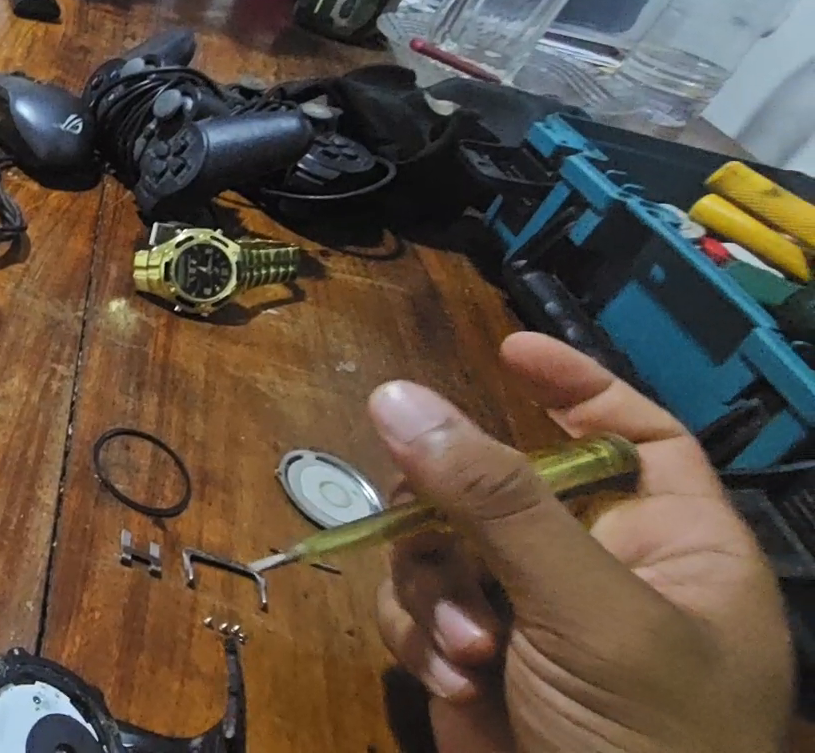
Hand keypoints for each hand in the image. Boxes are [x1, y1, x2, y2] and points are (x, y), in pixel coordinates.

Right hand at [372, 332, 792, 752]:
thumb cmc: (655, 743)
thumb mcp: (587, 612)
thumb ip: (495, 501)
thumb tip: (396, 394)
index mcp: (666, 546)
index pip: (633, 436)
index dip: (577, 387)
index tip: (504, 349)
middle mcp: (589, 563)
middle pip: (489, 477)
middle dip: (449, 511)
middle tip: (428, 528)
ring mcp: (520, 603)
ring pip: (430, 537)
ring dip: (433, 589)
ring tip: (467, 647)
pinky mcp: (463, 640)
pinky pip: (410, 595)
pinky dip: (417, 629)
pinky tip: (449, 673)